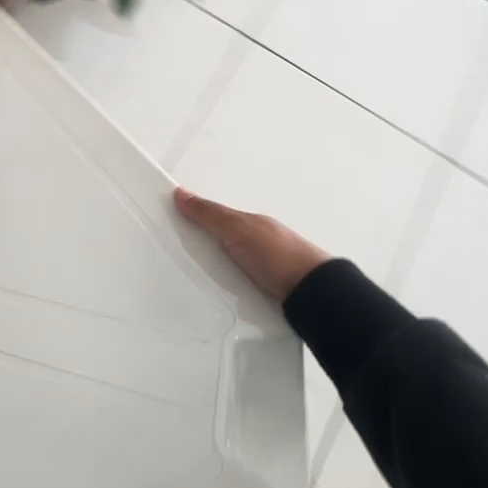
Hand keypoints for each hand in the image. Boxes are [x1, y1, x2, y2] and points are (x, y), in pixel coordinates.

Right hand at [173, 187, 332, 301]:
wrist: (314, 295)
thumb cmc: (277, 255)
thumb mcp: (237, 229)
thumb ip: (209, 213)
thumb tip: (180, 192)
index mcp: (252, 225)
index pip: (217, 218)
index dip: (196, 220)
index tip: (173, 226)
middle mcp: (259, 244)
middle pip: (223, 244)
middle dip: (206, 248)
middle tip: (180, 257)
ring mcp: (266, 270)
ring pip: (232, 267)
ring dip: (218, 272)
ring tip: (195, 279)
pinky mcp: (269, 294)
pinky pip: (240, 287)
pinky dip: (229, 288)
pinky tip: (219, 295)